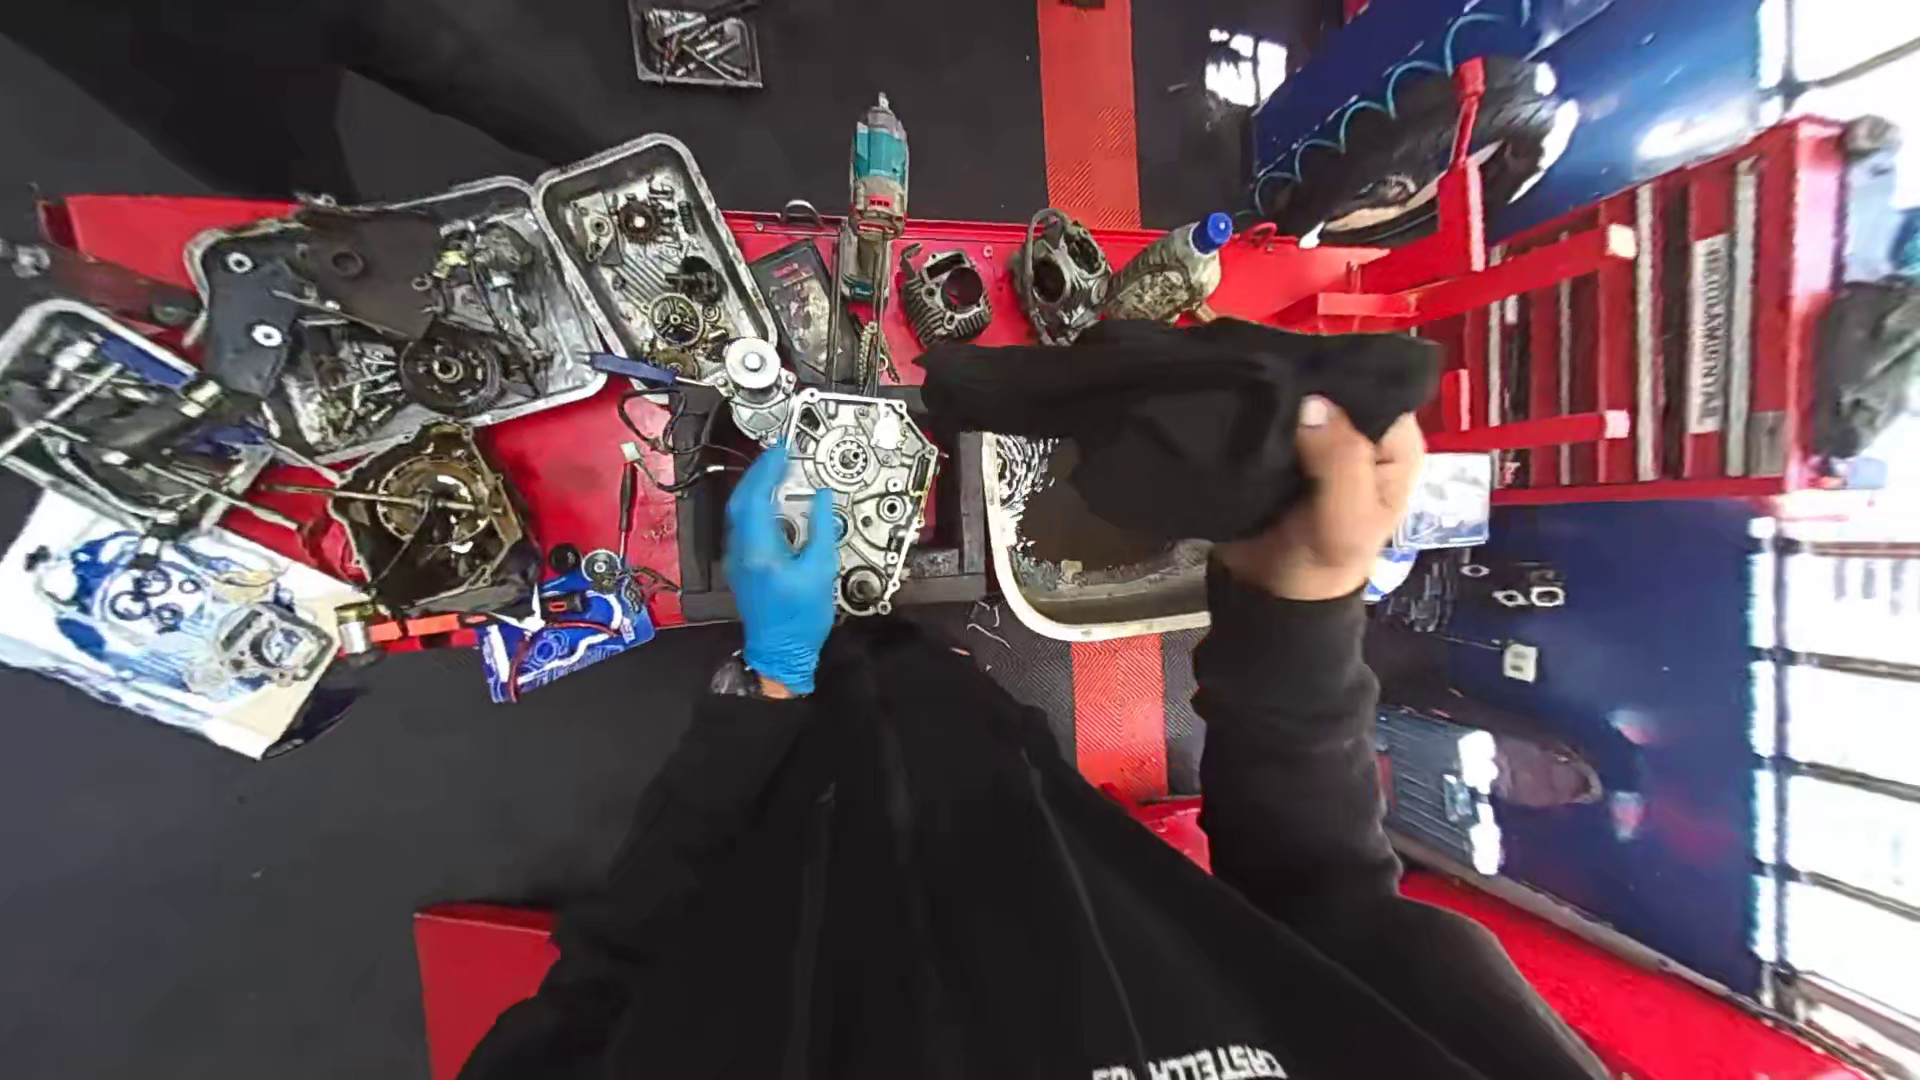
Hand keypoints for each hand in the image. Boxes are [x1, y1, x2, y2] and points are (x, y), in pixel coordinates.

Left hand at [724, 442, 837, 694]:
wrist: (780, 651)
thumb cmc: (802, 617)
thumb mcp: (821, 570)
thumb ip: (821, 529)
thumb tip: (822, 498)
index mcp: (759, 550)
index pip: (755, 498)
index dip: (767, 469)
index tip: (783, 450)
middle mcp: (740, 550)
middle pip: (741, 500)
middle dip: (758, 473)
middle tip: (780, 455)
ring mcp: (737, 558)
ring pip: (739, 512)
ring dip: (756, 488)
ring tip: (778, 471)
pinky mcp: (742, 564)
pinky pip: (744, 525)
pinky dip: (757, 506)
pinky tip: (774, 502)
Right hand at [1215, 395, 1424, 600]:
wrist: (1270, 593)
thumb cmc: (1323, 560)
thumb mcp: (1347, 517)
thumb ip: (1340, 461)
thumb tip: (1312, 403)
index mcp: (1392, 443)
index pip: (1374, 386)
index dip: (1342, 374)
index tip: (1300, 364)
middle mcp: (1356, 435)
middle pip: (1331, 389)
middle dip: (1300, 383)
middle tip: (1262, 374)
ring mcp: (1312, 443)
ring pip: (1295, 404)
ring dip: (1270, 400)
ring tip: (1243, 387)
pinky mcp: (1275, 453)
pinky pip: (1264, 424)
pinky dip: (1251, 419)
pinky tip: (1234, 409)